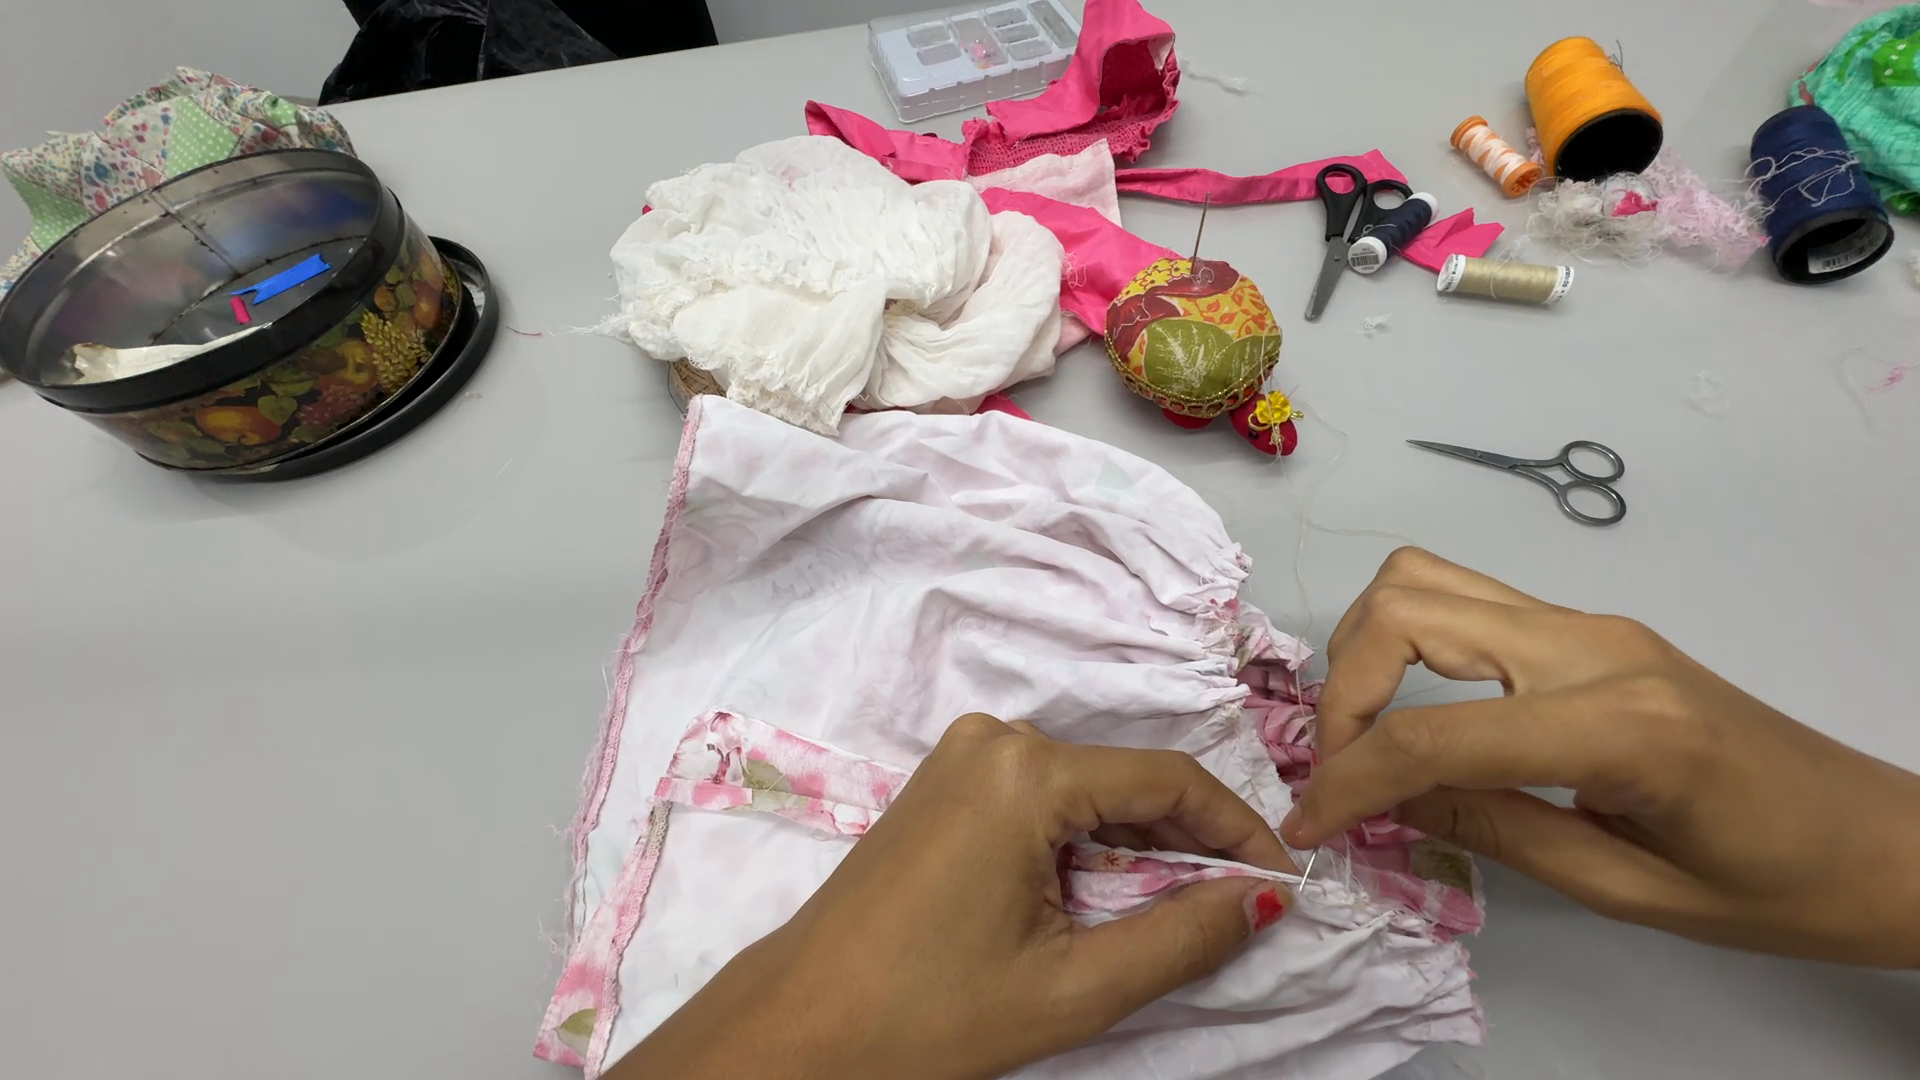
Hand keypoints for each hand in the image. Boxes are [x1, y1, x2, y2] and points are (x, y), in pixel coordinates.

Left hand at [610, 714, 1296, 1079]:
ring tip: (1173, 903)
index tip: (1283, 881)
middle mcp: (995, 736)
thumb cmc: (933, 1012)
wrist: (804, 1021)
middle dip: (1185, 838)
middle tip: (1238, 903)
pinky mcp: (948, 775)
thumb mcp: (1073, 987)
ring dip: (1135, 838)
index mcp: (1025, 770)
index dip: (1235, 828)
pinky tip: (1100, 883)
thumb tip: (1263, 896)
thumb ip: (1181, 936)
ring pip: (1084, 785)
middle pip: (1122, 778)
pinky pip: (1040, 790)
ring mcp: (964, 751)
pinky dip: (1083, 833)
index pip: (1165, 779)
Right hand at [1283, 548, 1919, 967]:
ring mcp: (1579, 618)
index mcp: (1617, 724)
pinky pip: (1449, 591)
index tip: (1307, 823)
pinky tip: (1402, 690)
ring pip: (1416, 578)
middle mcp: (1586, 641)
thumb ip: (1481, 825)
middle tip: (1338, 760)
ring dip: (1360, 646)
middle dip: (1341, 692)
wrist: (1889, 841)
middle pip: (1403, 613)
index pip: (1432, 735)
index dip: (1348, 780)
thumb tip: (1373, 797)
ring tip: (1360, 718)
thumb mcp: (1620, 890)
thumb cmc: (1774, 886)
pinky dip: (1394, 633)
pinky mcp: (1572, 620)